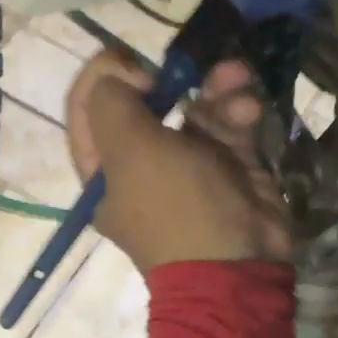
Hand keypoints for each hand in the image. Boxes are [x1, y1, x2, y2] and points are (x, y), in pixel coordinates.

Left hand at [65, 51, 291, 271]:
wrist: (236, 268)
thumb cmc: (174, 210)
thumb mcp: (129, 152)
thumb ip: (112, 102)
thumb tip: (123, 79)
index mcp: (105, 176)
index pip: (89, 113)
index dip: (105, 78)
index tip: (136, 70)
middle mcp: (143, 172)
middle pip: (148, 105)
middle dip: (171, 78)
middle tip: (187, 69)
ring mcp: (189, 172)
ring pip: (195, 110)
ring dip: (217, 88)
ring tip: (236, 79)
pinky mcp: (231, 171)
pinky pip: (230, 126)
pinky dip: (238, 110)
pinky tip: (249, 108)